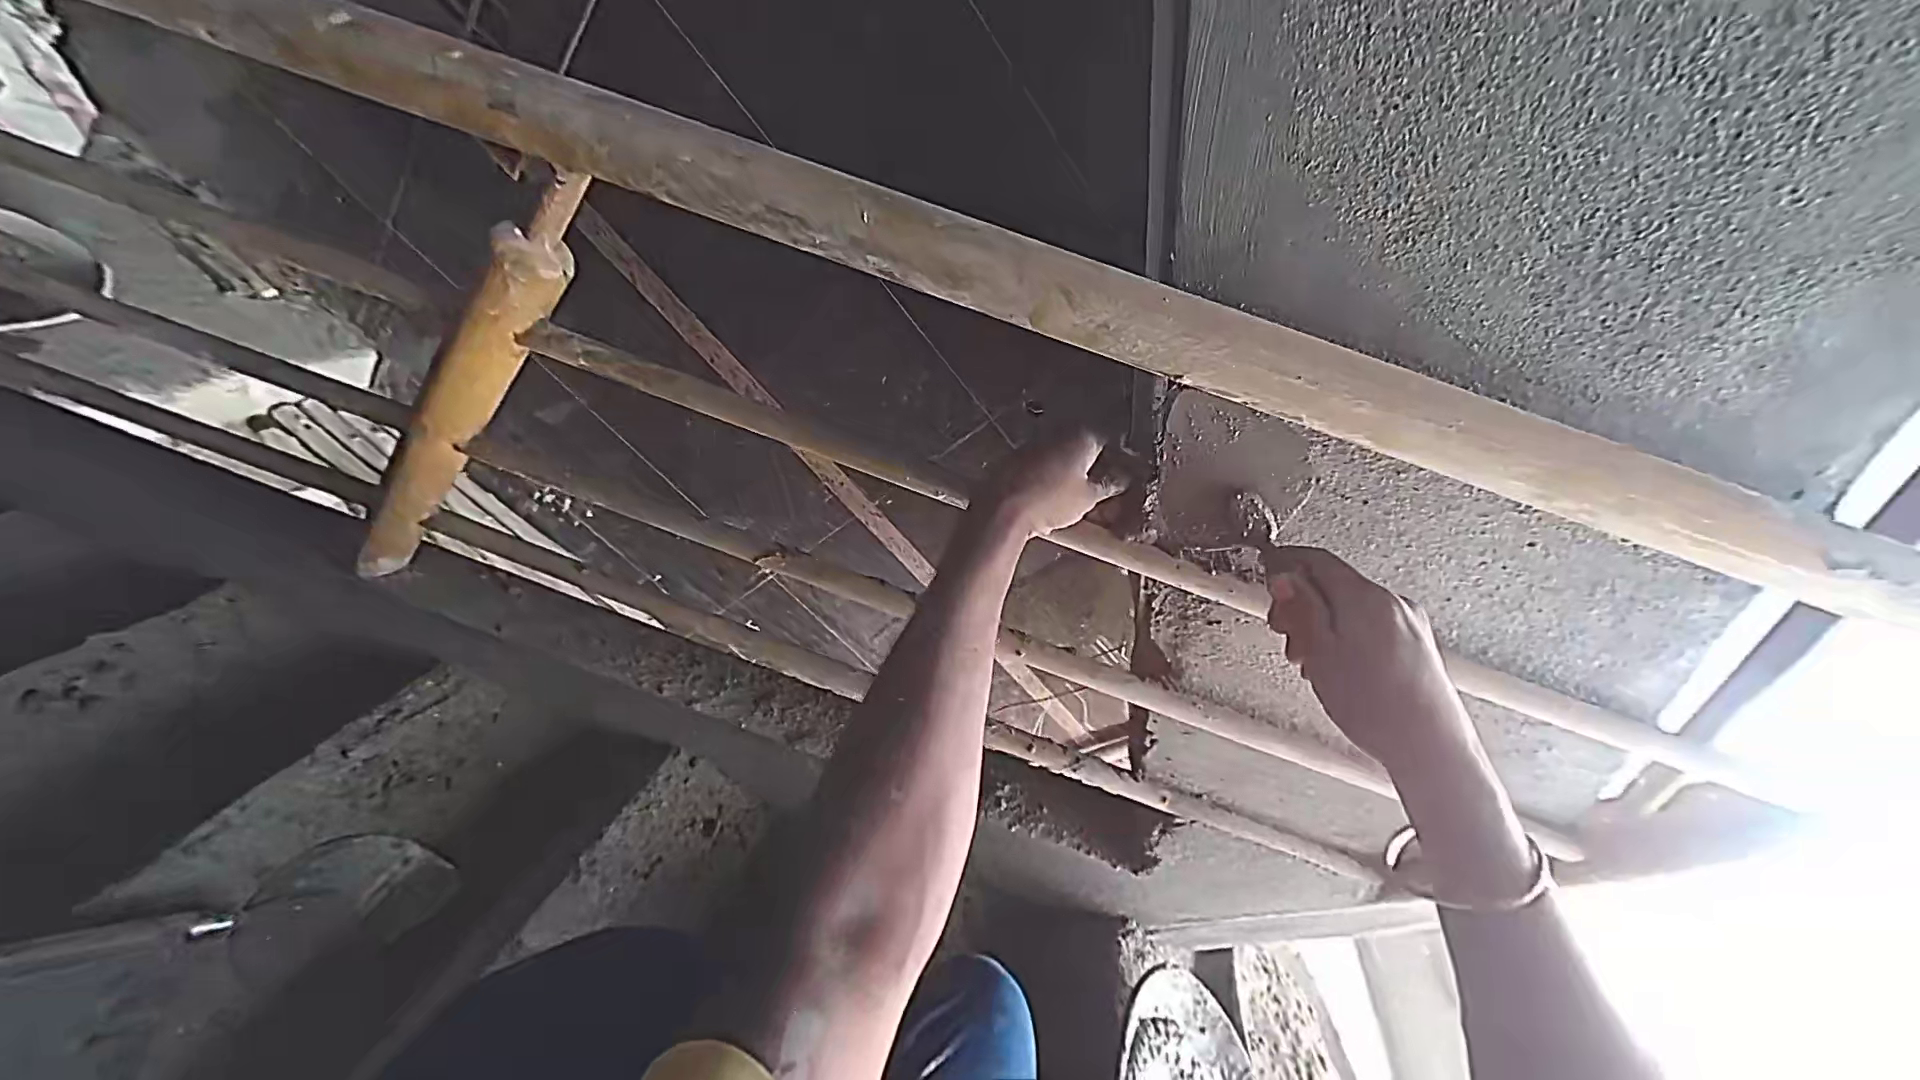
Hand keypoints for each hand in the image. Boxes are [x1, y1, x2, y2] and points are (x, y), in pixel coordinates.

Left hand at [977, 429, 1128, 537]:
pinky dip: (1049, 477)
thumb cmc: (1050, 501)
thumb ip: (1109, 485)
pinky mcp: (1015, 458)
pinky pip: (1040, 465)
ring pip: (1061, 456)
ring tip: (1074, 499)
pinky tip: (1050, 497)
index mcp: (1081, 436)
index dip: (1117, 461)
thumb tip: (1121, 479)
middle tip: (1098, 492)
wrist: (1002, 510)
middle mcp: (1057, 433)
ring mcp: (1034, 444)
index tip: (1119, 479)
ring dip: (1070, 473)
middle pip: (1083, 448)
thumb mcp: (1088, 498)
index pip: (1109, 441)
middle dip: (1092, 468)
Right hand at [1262, 546, 1472, 771]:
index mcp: (1366, 598)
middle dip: (1300, 602)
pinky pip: (1367, 625)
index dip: (1285, 562)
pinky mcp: (1414, 644)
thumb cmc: (1376, 706)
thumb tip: (1284, 577)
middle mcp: (1392, 603)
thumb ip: (1300, 606)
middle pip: (1332, 584)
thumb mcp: (1318, 649)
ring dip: (1319, 623)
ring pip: (1348, 607)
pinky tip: (1334, 665)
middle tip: (1283, 628)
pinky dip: (1342, 635)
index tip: (1267, 570)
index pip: (1317, 559)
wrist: (1428, 747)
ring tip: (1308, 657)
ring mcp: (1407, 623)